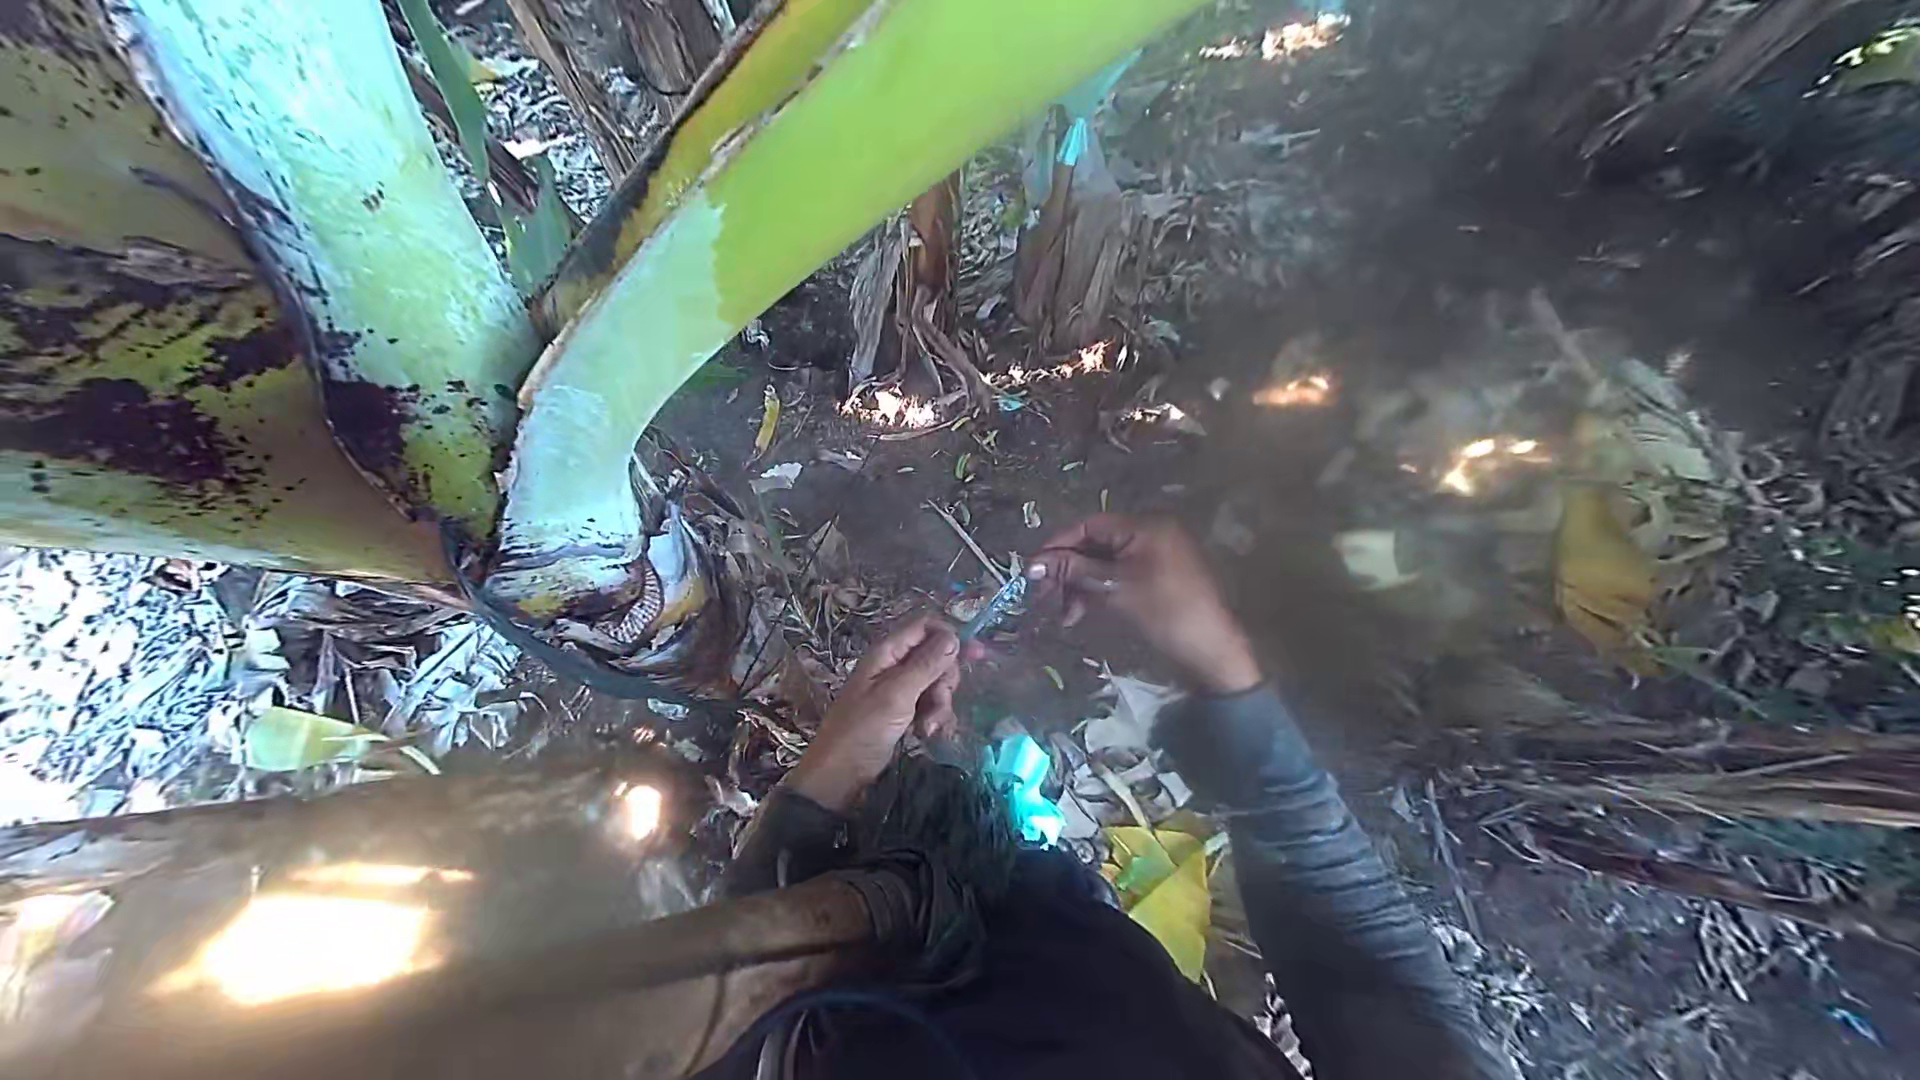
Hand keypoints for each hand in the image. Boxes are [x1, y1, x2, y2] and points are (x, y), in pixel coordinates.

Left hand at [785, 615, 960, 811]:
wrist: (840, 776)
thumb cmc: (862, 730)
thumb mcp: (896, 695)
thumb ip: (926, 664)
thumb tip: (953, 636)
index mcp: (887, 652)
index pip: (925, 627)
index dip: (950, 636)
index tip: (976, 655)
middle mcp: (894, 665)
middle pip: (936, 656)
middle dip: (945, 680)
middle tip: (938, 699)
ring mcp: (899, 690)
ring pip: (936, 684)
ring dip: (940, 705)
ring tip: (928, 728)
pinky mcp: (904, 712)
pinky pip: (930, 705)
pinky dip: (934, 719)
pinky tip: (928, 735)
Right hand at [1026, 514, 1261, 695]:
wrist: (1211, 651)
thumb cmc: (1165, 612)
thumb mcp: (1114, 588)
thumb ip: (1073, 570)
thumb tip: (1032, 564)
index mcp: (1145, 526)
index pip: (1090, 525)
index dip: (1059, 545)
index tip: (1033, 569)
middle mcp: (1151, 533)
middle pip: (1095, 544)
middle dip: (1068, 570)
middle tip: (1046, 596)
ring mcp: (1155, 556)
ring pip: (1104, 563)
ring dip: (1080, 586)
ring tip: (1066, 615)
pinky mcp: (1156, 578)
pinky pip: (1118, 575)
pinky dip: (1098, 591)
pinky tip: (1082, 613)